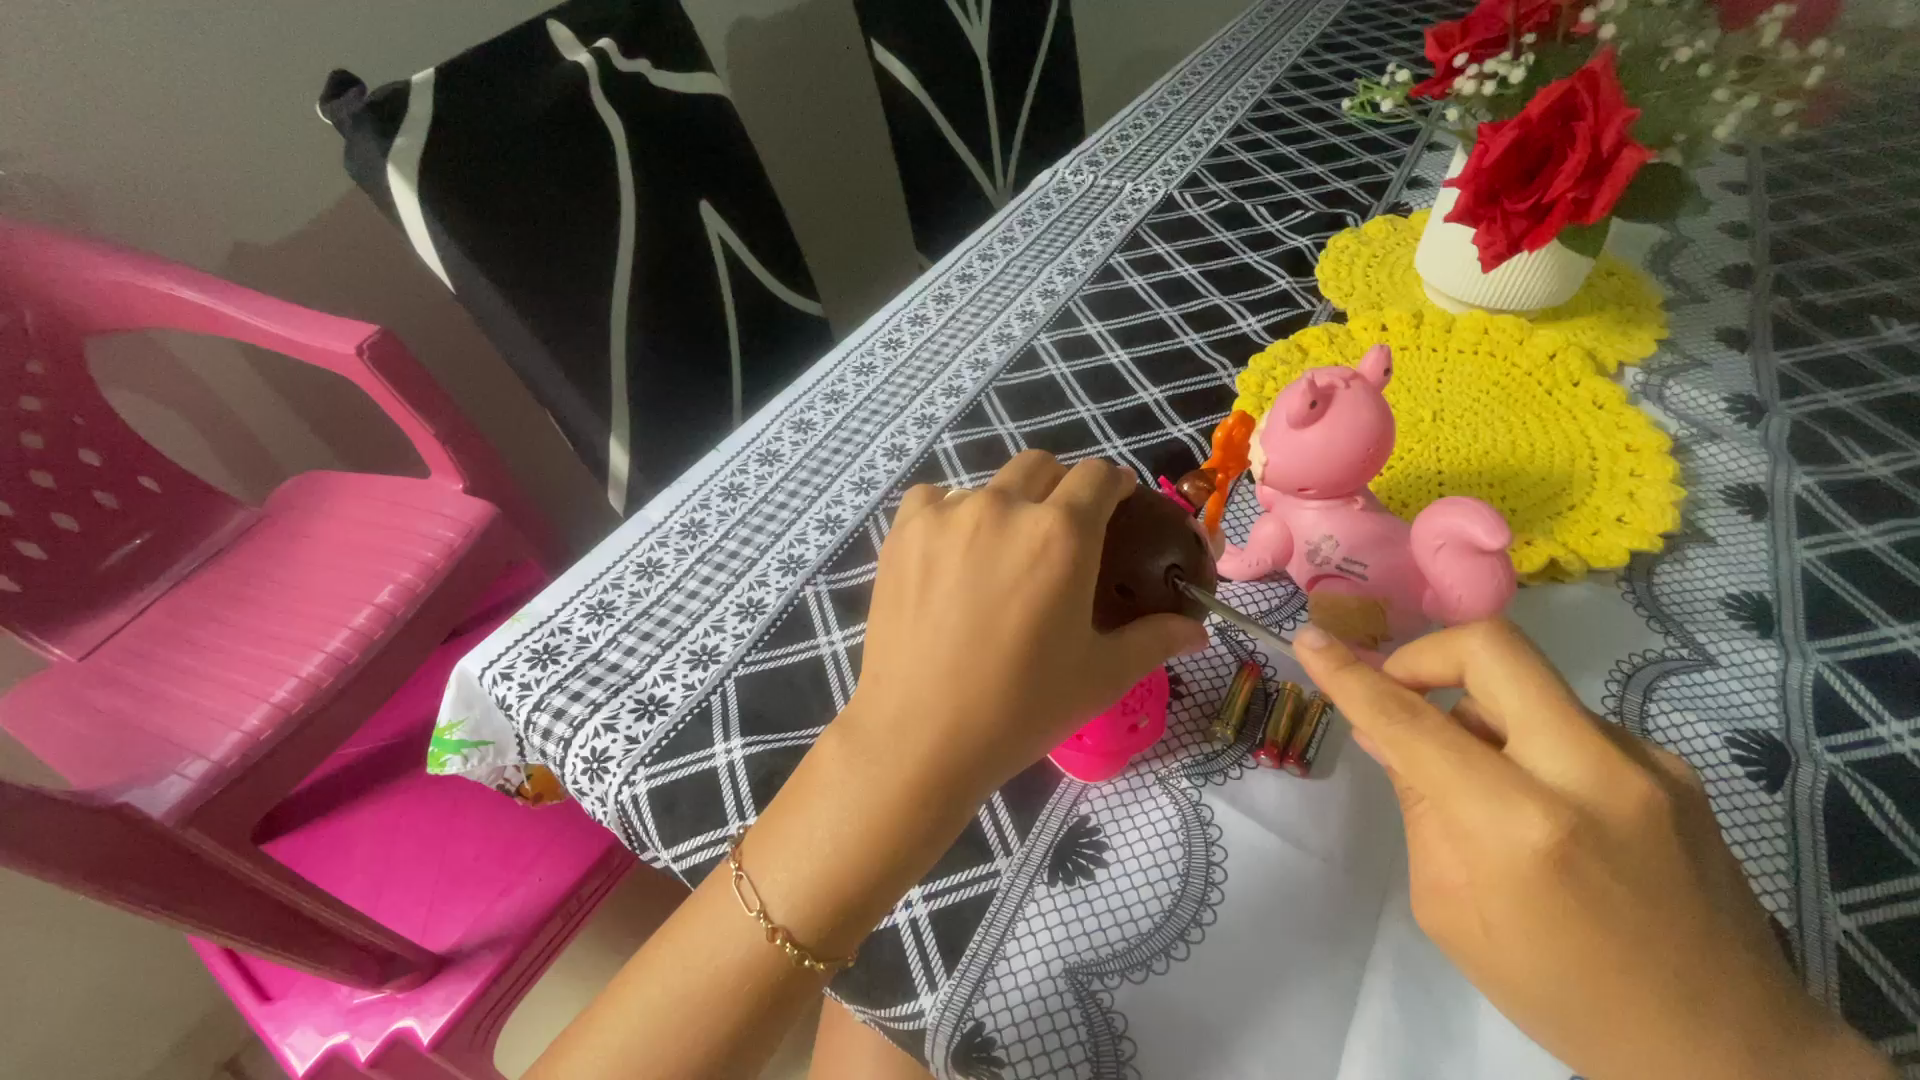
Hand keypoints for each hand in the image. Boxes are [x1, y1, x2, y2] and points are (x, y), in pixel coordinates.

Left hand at [845, 450, 1206, 806]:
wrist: (921, 735)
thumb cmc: (1021, 708)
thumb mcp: (1101, 676)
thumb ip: (1154, 640)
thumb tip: (1198, 631)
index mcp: (1062, 534)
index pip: (1098, 476)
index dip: (1113, 487)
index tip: (1115, 507)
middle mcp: (1004, 508)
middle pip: (1041, 466)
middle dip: (1060, 487)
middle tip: (1060, 533)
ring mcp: (946, 516)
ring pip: (986, 484)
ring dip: (1005, 504)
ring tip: (1001, 554)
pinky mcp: (902, 533)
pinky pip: (933, 500)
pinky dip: (947, 514)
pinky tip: (950, 554)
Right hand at [1294, 620, 1891, 1079]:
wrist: (1728, 1048)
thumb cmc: (1560, 993)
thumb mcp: (1450, 911)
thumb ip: (1419, 806)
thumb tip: (1386, 734)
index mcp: (1519, 825)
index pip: (1412, 722)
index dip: (1350, 676)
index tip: (1308, 640)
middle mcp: (1590, 773)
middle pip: (1493, 649)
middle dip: (1425, 655)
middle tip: (1401, 694)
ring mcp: (1647, 764)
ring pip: (1530, 689)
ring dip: (1481, 714)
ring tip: (1479, 782)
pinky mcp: (1676, 769)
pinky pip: (1572, 724)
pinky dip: (1530, 743)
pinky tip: (1543, 806)